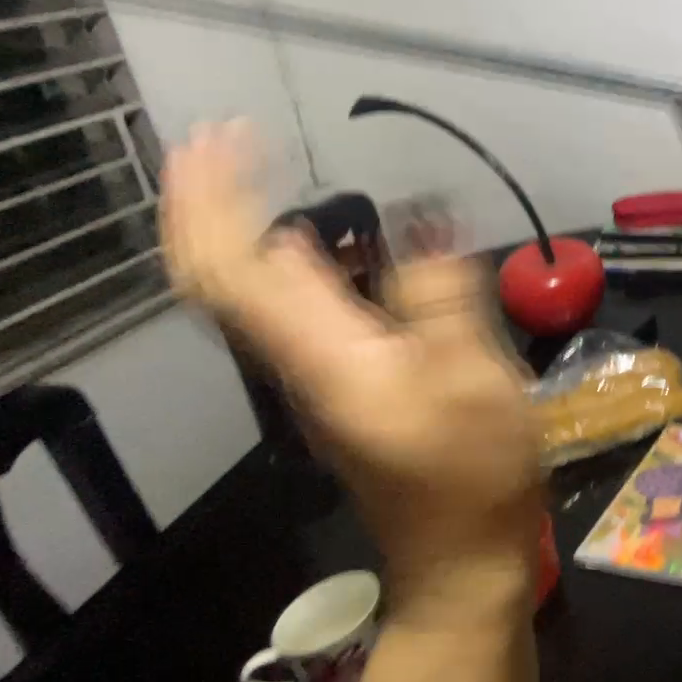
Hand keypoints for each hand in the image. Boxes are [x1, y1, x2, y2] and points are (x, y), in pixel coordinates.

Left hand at [160, 121, 542, 616]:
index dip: (219, 199)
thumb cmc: (473, 465)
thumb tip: (420, 220)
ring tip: (253, 169)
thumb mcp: (472, 377)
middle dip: (208, 202)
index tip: (230, 136)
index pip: (238, 268)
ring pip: (246, 290)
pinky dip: (281, 257)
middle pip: (220, 277)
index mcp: (326, 355)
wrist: (460, 544)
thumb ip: (442, 298)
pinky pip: (288, 305)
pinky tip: (308, 241)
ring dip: (237, 222)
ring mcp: (318, 370)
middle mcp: (302, 358)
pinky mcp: (343, 377)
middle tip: (225, 137)